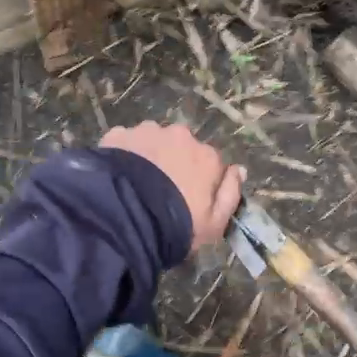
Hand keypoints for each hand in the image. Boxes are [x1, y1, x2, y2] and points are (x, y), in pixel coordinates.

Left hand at [99, 122, 244, 255]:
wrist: (125, 215)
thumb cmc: (176, 225)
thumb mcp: (214, 224)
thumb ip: (231, 194)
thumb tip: (239, 169)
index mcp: (206, 156)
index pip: (210, 163)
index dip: (199, 181)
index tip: (188, 198)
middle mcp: (180, 136)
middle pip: (181, 147)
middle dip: (173, 162)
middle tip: (160, 191)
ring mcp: (148, 131)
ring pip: (153, 141)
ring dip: (148, 156)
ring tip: (135, 183)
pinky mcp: (120, 133)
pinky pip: (126, 142)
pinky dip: (123, 154)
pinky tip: (117, 175)